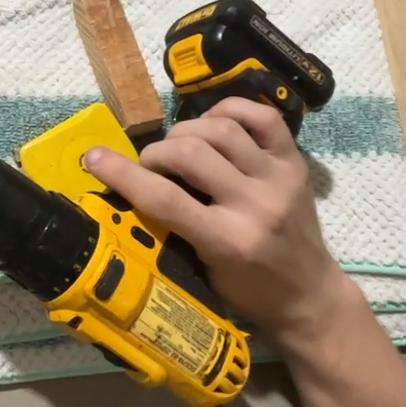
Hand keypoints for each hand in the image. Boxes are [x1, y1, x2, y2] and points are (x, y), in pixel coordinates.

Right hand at [83, 98, 362, 346]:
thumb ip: (171, 228)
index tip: (94, 157)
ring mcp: (279, 178)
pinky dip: (230, 111)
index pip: (163, 197)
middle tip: (150, 166)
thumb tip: (132, 187)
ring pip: (220, 128)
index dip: (122, 173)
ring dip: (186, 131)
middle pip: (188, 153)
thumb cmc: (249, 292)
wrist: (310, 295)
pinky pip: (262, 117)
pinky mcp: (295, 162)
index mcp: (227, 241)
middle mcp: (255, 204)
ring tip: (178, 146)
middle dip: (155, 153)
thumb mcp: (202, 270)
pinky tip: (213, 123)